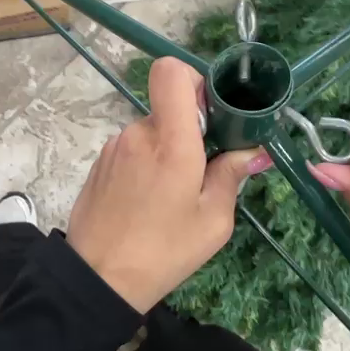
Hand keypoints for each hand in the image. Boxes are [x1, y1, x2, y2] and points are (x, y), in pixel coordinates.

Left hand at [66, 57, 272, 313]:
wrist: (99, 278)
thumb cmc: (164, 252)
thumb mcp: (212, 221)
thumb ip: (231, 176)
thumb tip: (251, 152)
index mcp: (170, 142)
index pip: (170, 72)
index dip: (194, 80)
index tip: (211, 114)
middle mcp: (137, 134)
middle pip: (168, 109)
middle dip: (189, 132)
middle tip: (201, 172)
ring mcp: (113, 148)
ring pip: (150, 133)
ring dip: (166, 152)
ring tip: (171, 197)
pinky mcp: (98, 165)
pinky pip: (131, 151)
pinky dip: (145, 166)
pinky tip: (147, 202)